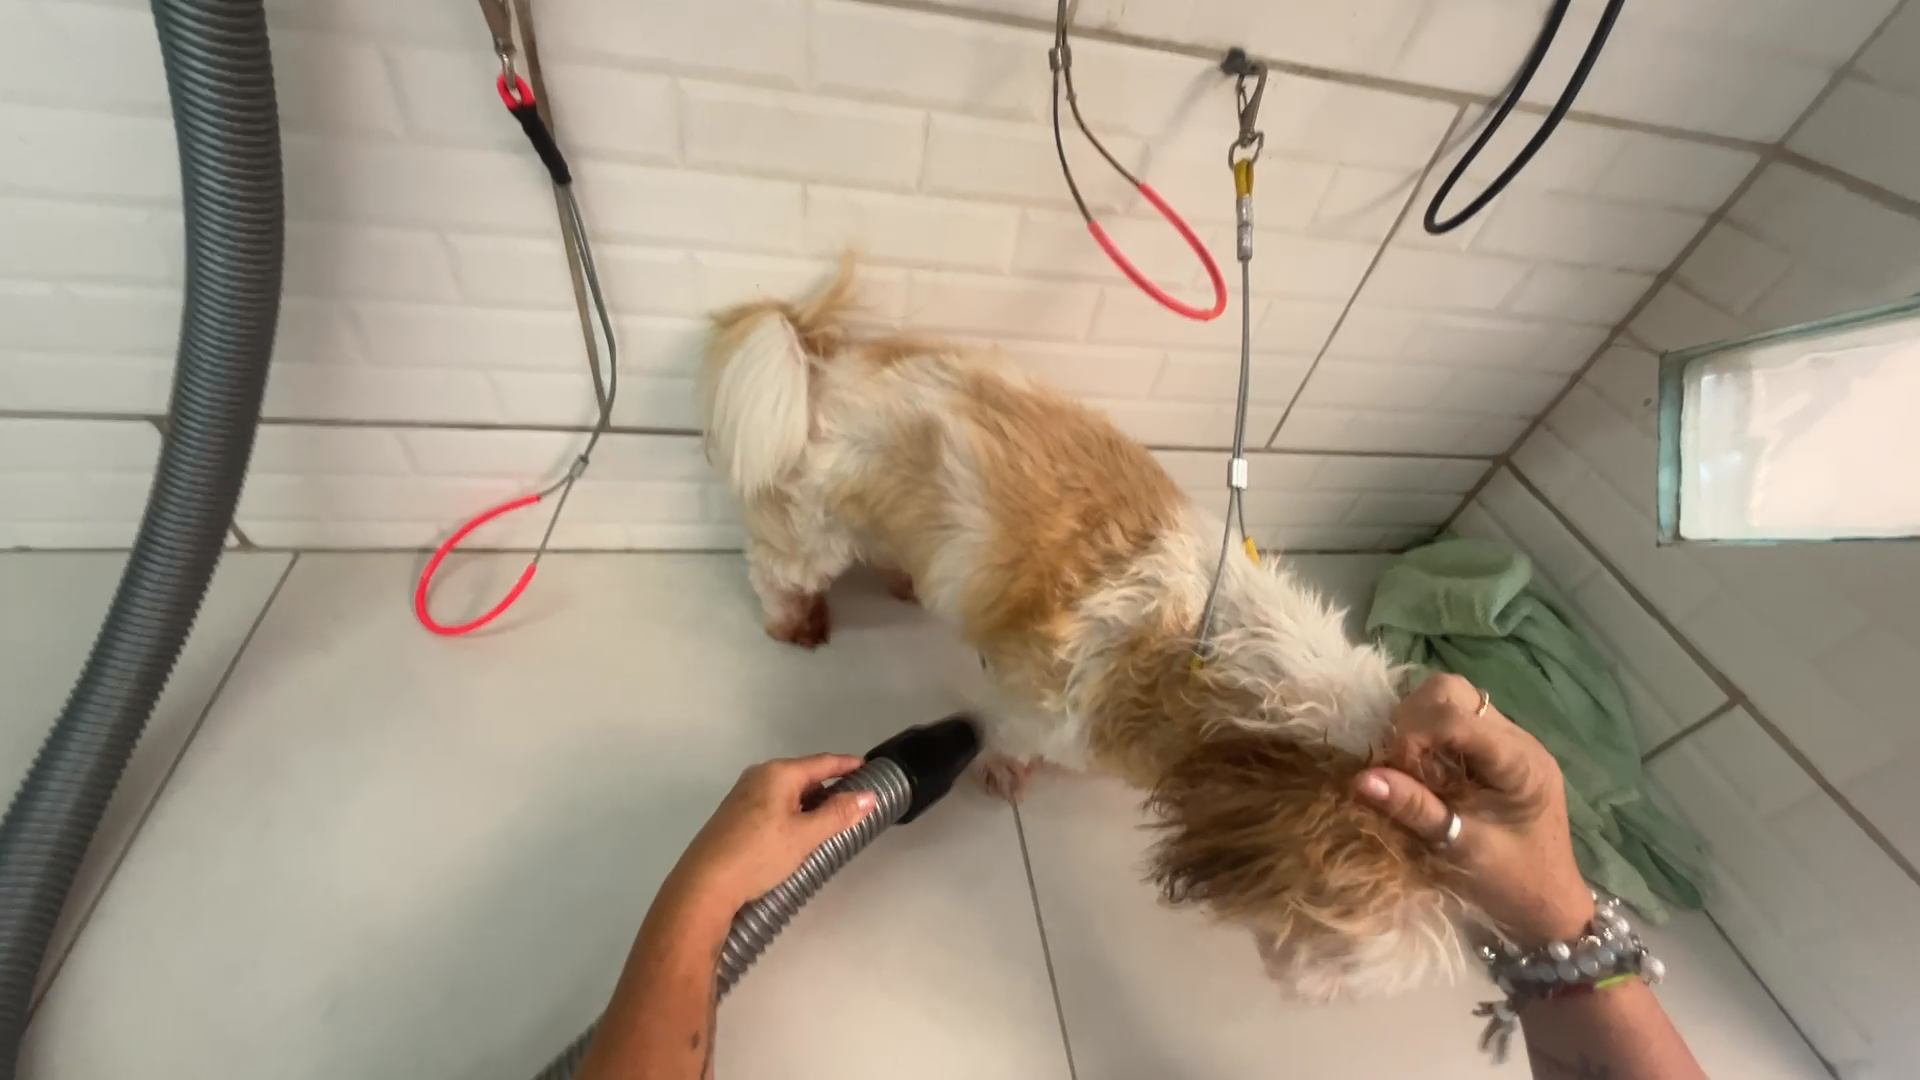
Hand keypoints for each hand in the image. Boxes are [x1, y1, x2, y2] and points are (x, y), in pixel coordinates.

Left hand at [658, 754, 878, 919]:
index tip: (867, 767)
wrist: (702, 887)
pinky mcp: (734, 816)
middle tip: (854, 801)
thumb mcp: (805, 836)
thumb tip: (868, 797)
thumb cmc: (757, 855)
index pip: (822, 762)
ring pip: (788, 792)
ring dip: (811, 802)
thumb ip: (838, 814)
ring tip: (831, 820)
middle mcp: (759, 776)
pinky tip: (799, 833)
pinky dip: (793, 812)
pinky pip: (773, 804)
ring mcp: (743, 795)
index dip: (846, 764)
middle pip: (804, 776)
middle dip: (829, 786)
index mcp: (778, 773)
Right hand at [1353, 673, 1592, 944]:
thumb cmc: (1511, 881)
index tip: (1399, 772)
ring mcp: (1506, 739)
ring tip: (1415, 766)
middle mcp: (1517, 740)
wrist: (1548, 907)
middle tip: (1405, 762)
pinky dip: (1424, 731)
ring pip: (1447, 695)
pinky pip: (1449, 714)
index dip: (1414, 736)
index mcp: (1521, 763)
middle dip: (1414, 719)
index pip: (1456, 718)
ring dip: (1416, 722)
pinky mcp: (1491, 745)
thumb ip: (1413, 808)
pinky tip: (1425, 765)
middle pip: (1451, 691)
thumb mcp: (1460, 848)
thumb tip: (1360, 780)